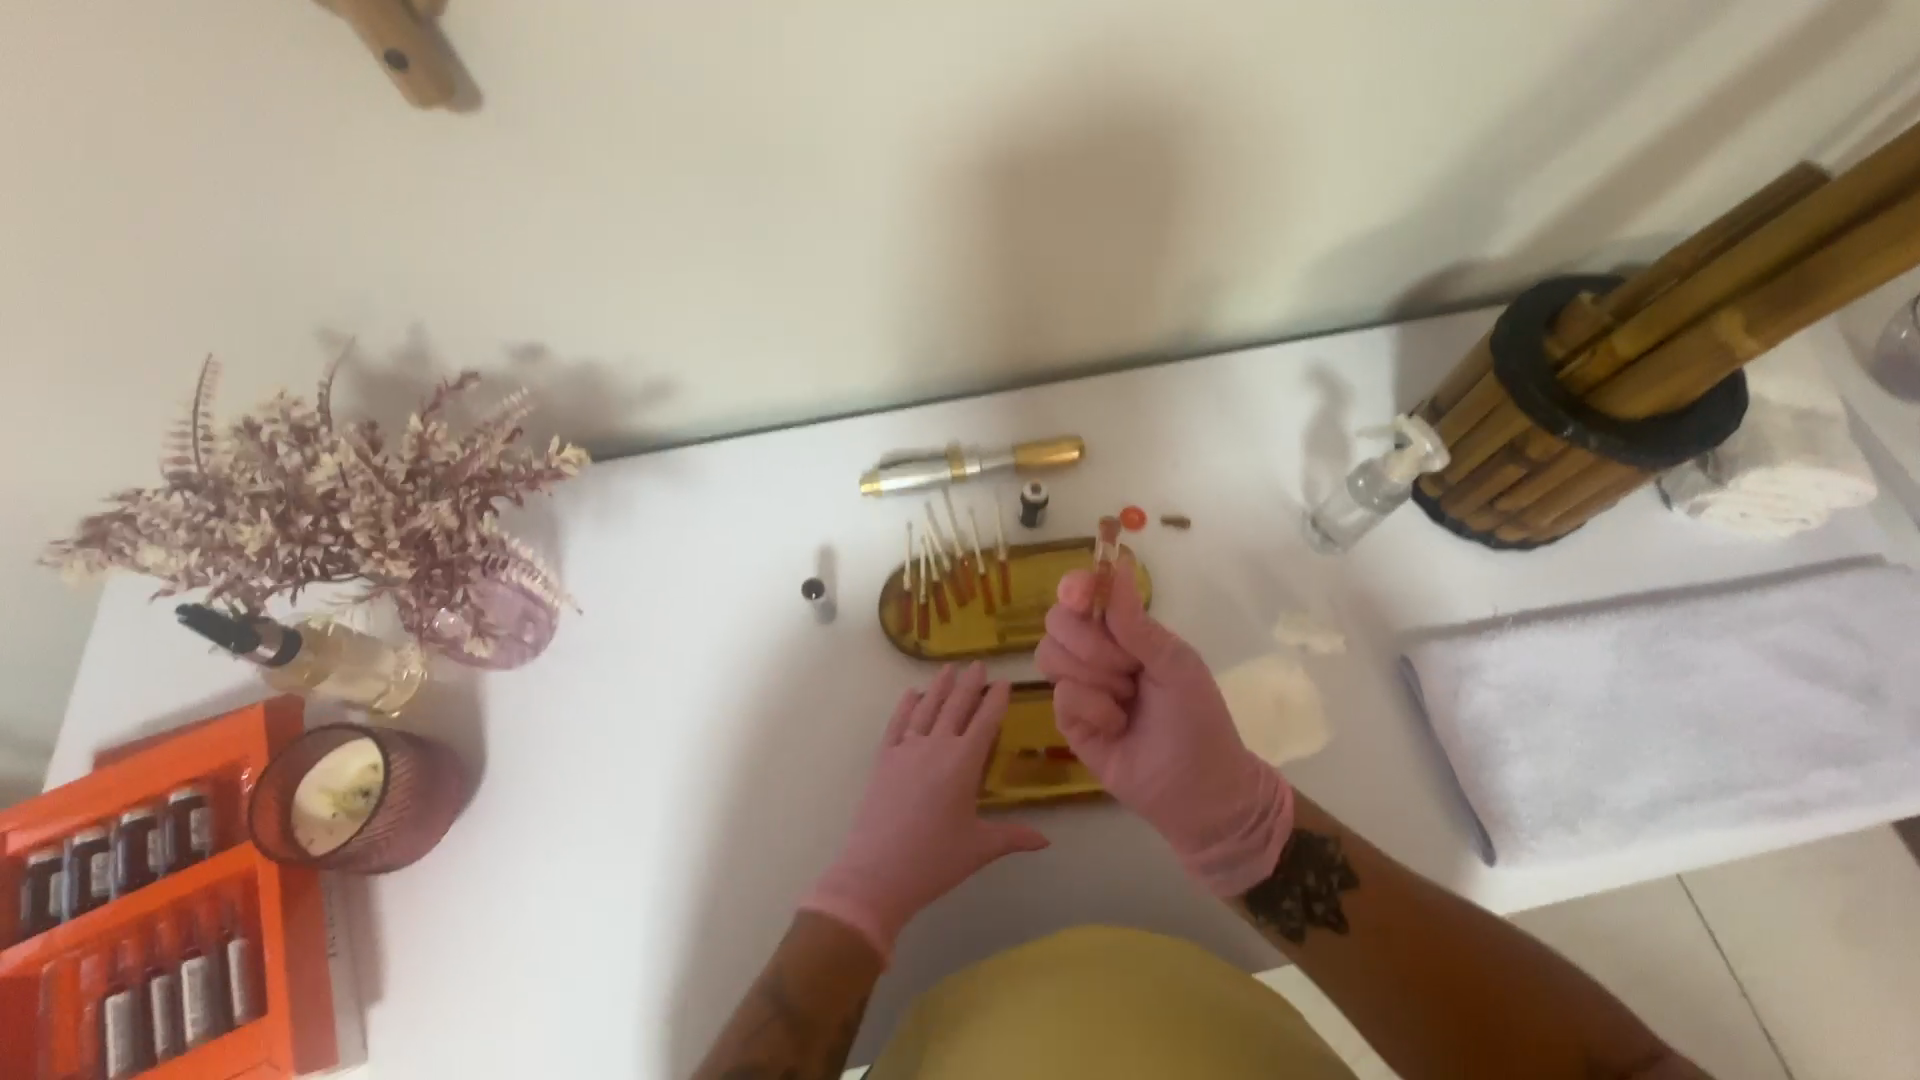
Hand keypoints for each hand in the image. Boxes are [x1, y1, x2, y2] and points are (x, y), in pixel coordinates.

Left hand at [801, 663, 1049, 959]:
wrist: (877, 873)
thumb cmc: (935, 860)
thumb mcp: (980, 848)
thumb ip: (1013, 836)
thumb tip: (1045, 840)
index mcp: (963, 764)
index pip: (985, 722)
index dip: (996, 701)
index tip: (1004, 682)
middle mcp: (936, 747)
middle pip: (956, 707)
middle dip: (970, 685)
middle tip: (978, 664)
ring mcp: (906, 751)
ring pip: (927, 709)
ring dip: (939, 687)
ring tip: (949, 668)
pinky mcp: (883, 760)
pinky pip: (897, 725)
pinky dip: (905, 707)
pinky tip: (911, 694)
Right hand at [1035, 554, 1292, 896]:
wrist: (1200, 789)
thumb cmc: (1198, 720)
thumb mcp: (1174, 663)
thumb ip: (1135, 621)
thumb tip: (1116, 565)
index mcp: (1125, 633)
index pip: (1082, 595)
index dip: (1075, 588)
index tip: (1080, 596)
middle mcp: (1096, 654)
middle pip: (1057, 622)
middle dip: (1092, 644)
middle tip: (1129, 669)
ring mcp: (1079, 687)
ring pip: (1050, 656)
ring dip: (1095, 677)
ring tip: (1126, 702)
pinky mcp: (1067, 722)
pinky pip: (1060, 696)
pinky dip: (1093, 708)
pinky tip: (1116, 727)